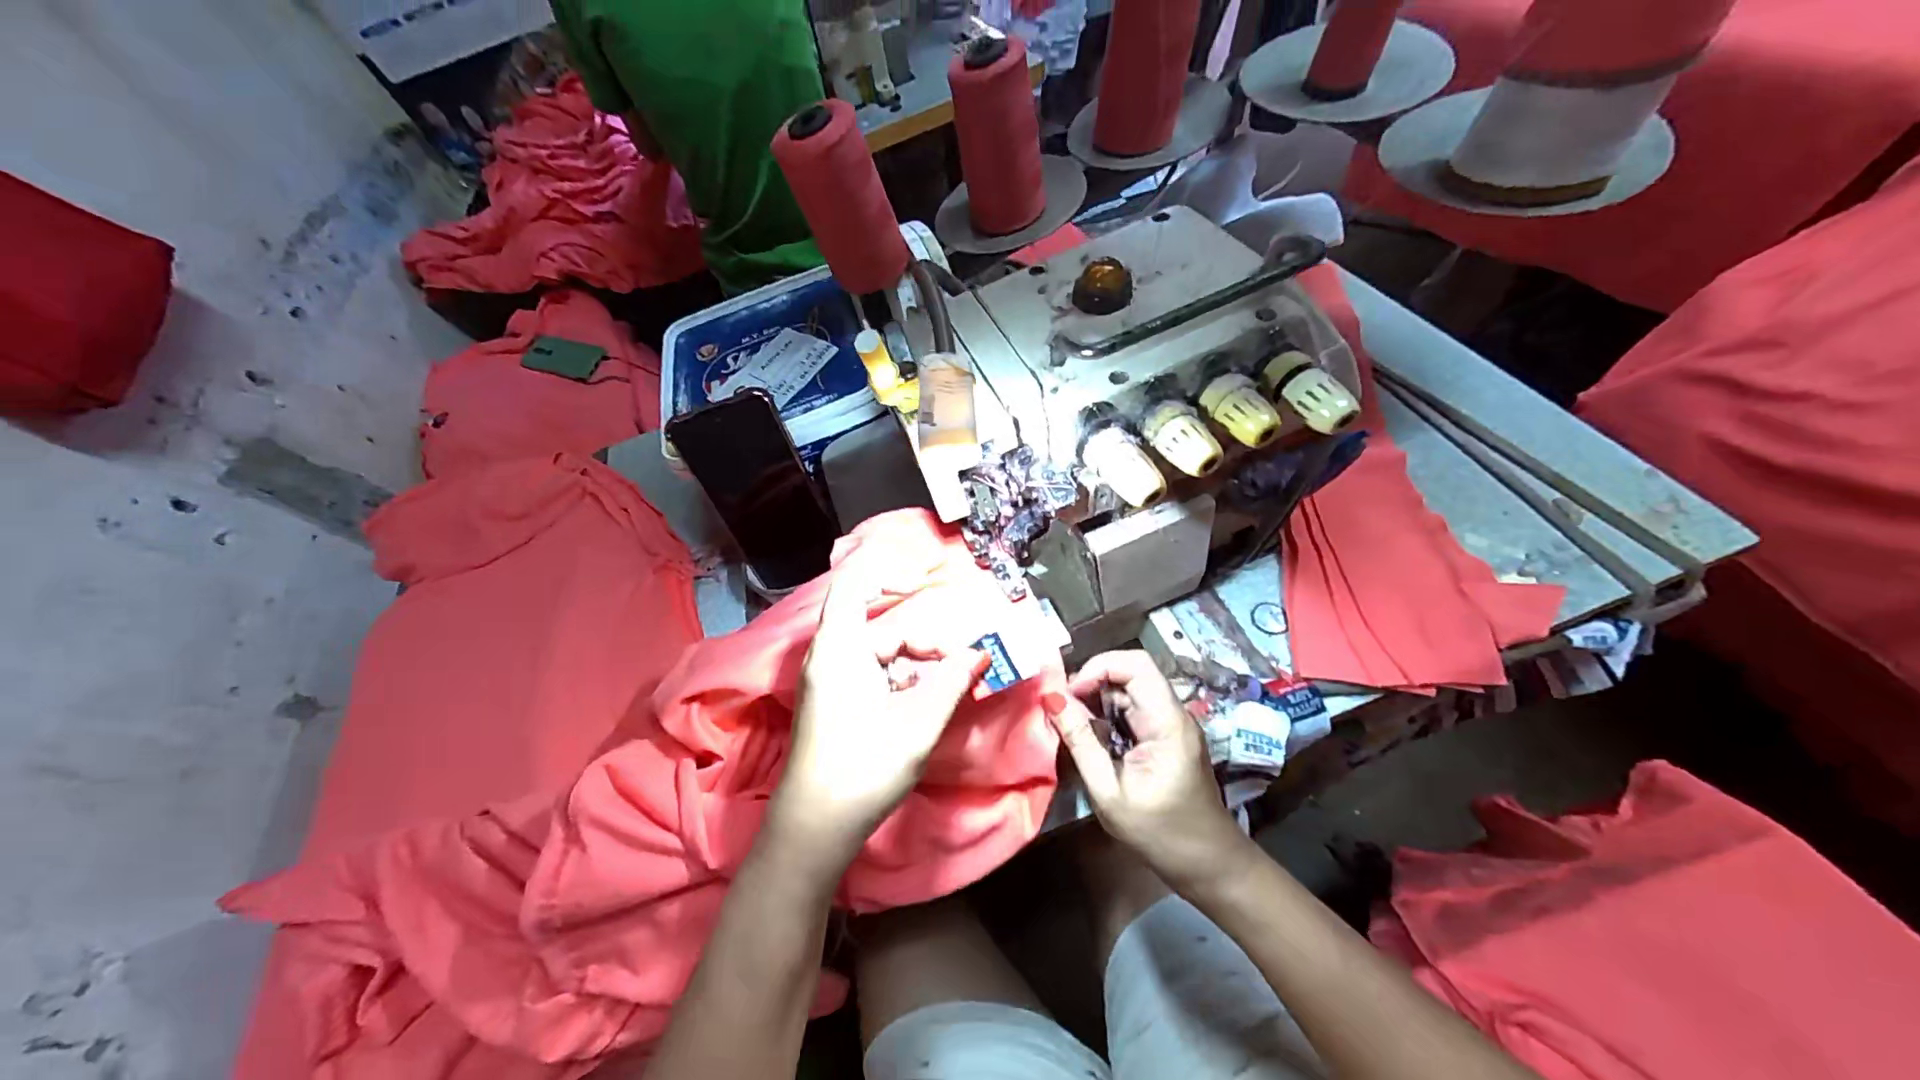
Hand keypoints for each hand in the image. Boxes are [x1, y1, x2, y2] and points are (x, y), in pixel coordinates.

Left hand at [769, 549, 989, 873]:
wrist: (814, 826)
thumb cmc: (864, 768)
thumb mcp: (918, 722)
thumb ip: (952, 680)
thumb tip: (980, 653)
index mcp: (841, 647)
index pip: (857, 582)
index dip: (892, 569)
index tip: (928, 577)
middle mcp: (829, 655)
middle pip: (882, 625)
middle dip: (925, 639)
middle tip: (960, 661)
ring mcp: (829, 679)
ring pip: (881, 652)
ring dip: (917, 663)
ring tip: (947, 686)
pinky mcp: (834, 701)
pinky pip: (872, 673)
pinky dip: (901, 679)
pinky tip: (923, 702)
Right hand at [1043, 651, 1252, 890]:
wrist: (1207, 864)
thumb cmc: (1160, 833)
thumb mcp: (1108, 791)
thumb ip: (1080, 741)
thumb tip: (1052, 698)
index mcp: (1168, 722)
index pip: (1135, 664)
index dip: (1097, 667)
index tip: (1069, 694)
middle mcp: (1174, 713)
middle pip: (1131, 673)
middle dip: (1092, 683)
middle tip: (1063, 710)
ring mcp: (1173, 724)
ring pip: (1130, 690)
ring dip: (1097, 700)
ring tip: (1072, 725)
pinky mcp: (1167, 735)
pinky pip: (1134, 709)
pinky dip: (1108, 715)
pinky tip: (1092, 737)